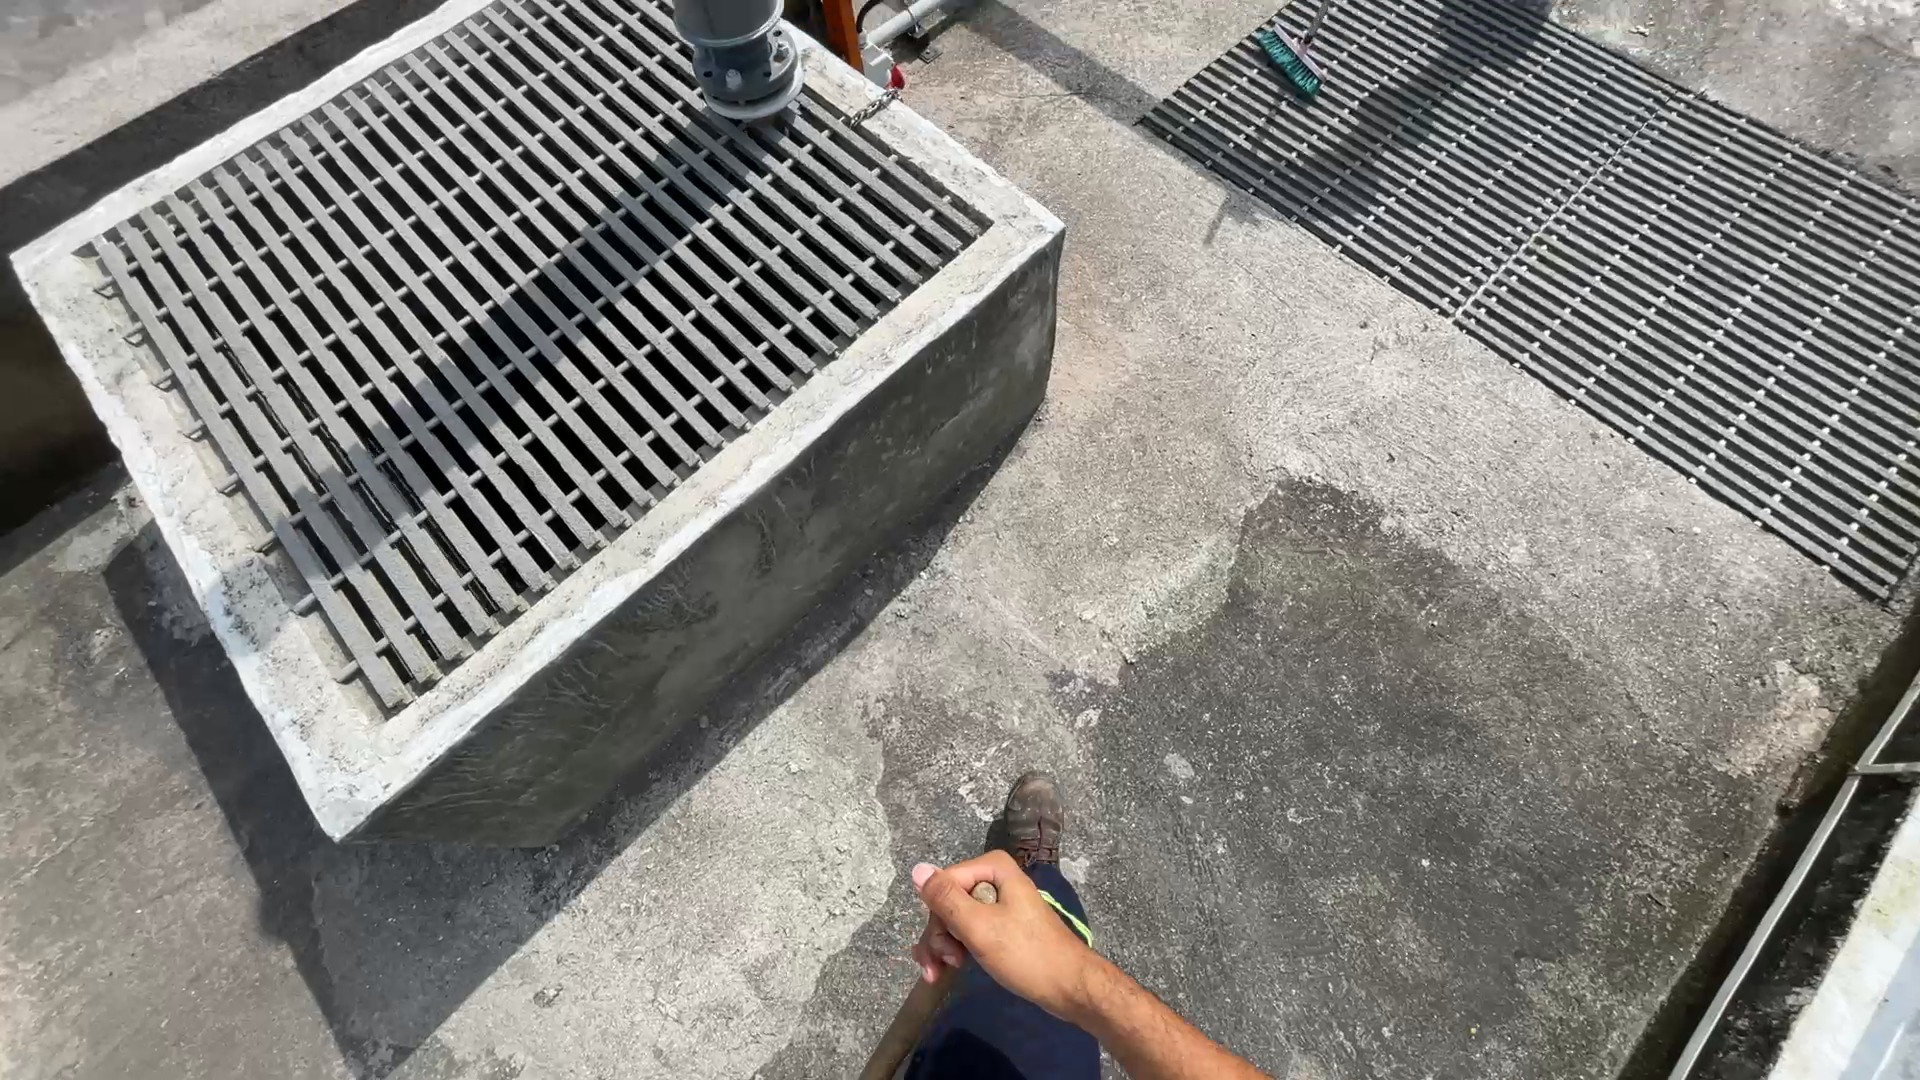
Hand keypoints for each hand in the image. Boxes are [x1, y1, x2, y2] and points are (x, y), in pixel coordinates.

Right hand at [909, 850, 1099, 1022]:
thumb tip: (916, 869)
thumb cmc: (1026, 954)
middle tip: (945, 966)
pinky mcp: (1001, 923)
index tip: (942, 950)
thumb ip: (946, 899)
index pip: (943, 884)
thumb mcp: (980, 927)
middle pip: (947, 901)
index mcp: (992, 867)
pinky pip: (968, 928)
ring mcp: (998, 901)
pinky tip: (949, 969)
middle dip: (939, 935)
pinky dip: (956, 948)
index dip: (937, 918)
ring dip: (943, 946)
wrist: (1069, 986)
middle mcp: (994, 877)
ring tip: (943, 973)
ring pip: (954, 917)